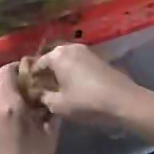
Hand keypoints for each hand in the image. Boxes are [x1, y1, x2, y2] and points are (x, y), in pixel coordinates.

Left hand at [0, 66, 59, 153]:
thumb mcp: (51, 133)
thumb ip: (50, 109)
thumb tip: (51, 94)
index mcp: (10, 104)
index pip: (8, 71)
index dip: (21, 66)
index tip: (37, 70)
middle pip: (2, 80)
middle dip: (18, 77)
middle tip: (37, 83)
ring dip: (12, 90)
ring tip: (32, 98)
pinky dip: (7, 102)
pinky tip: (23, 112)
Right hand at [27, 45, 153, 127]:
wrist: (122, 100)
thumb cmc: (86, 101)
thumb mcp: (59, 105)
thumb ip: (43, 98)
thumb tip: (37, 94)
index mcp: (57, 55)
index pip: (36, 64)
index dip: (32, 79)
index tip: (30, 92)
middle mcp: (70, 47)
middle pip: (51, 60)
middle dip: (46, 75)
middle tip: (43, 92)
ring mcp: (86, 51)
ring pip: (66, 61)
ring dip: (60, 73)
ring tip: (58, 91)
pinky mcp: (98, 59)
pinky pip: (78, 64)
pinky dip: (72, 73)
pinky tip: (73, 88)